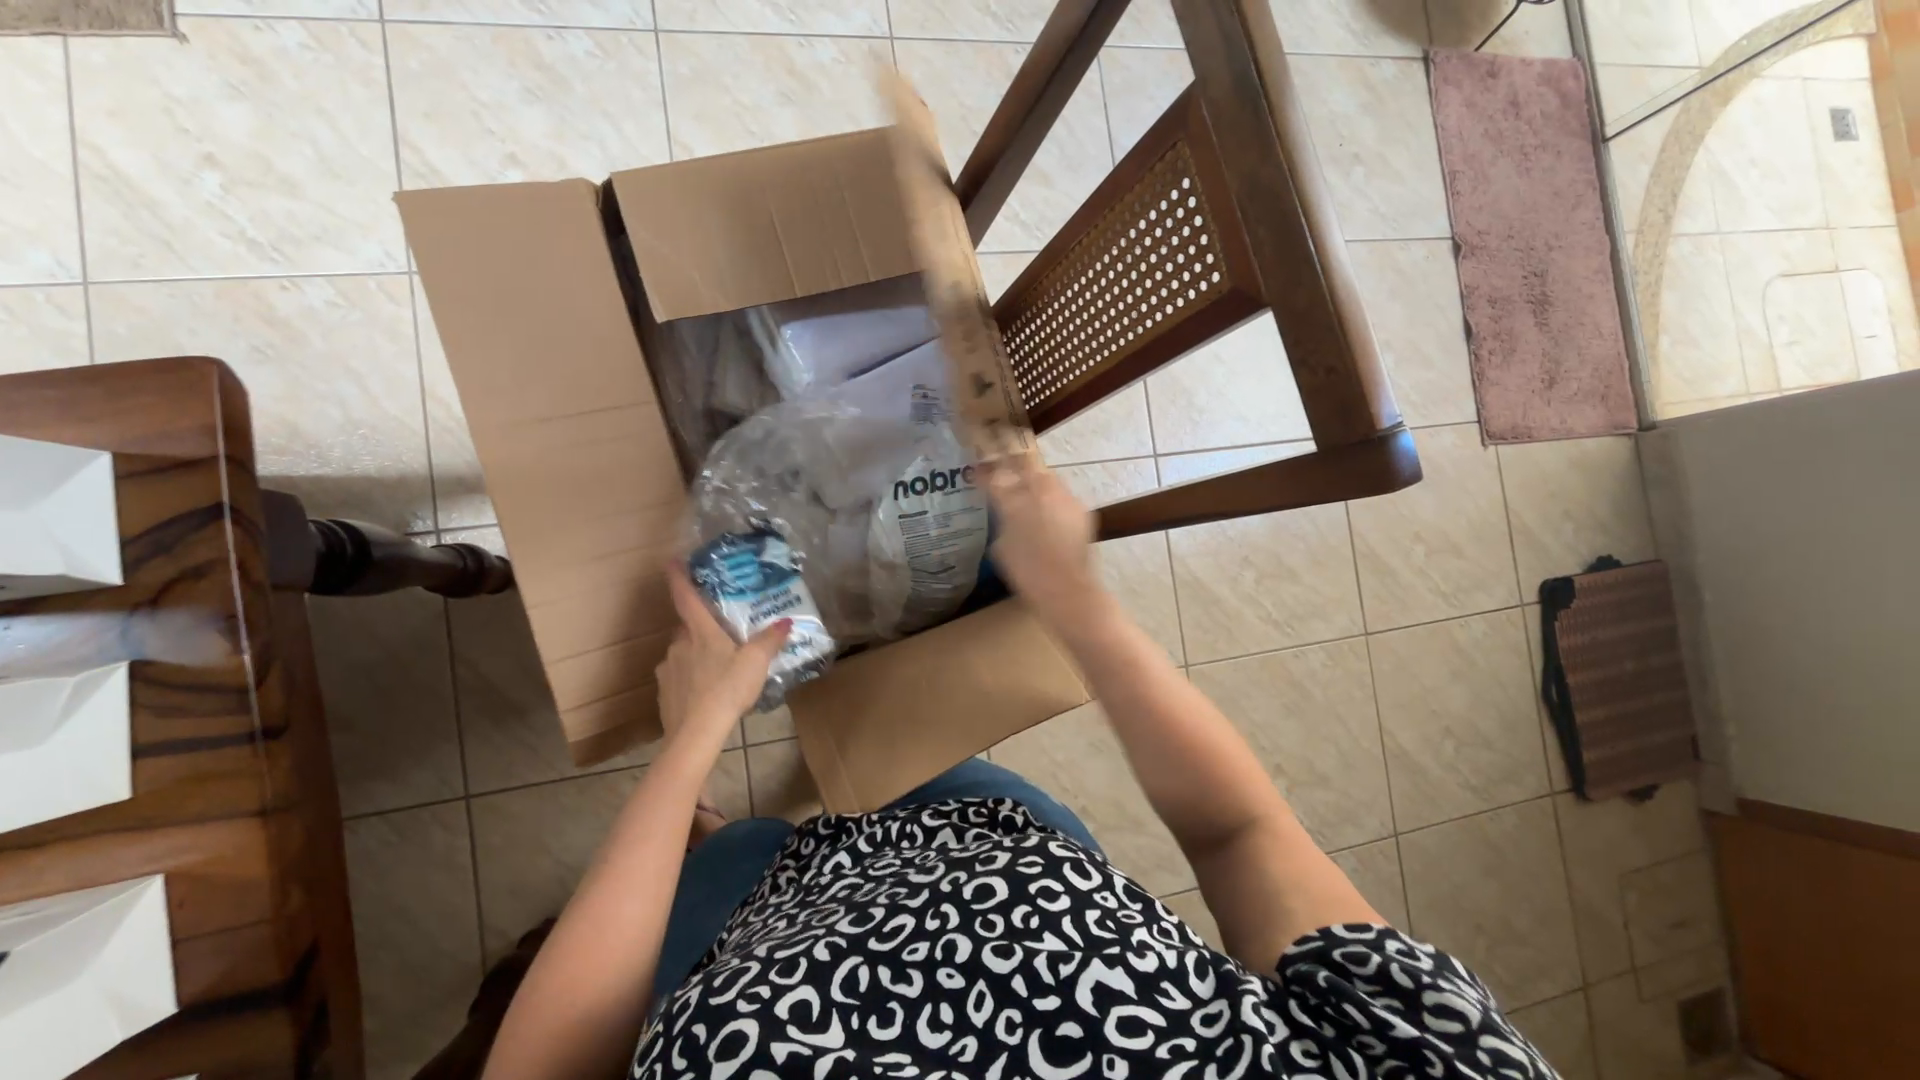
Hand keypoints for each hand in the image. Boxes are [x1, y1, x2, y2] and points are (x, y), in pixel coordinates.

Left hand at [656, 567, 791, 745]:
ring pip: (681, 654)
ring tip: (717, 671)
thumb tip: (785, 621)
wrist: (696, 733)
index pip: (686, 597)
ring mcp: (667, 670)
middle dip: (700, 629)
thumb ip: (770, 640)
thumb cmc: (727, 689)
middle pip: (686, 629)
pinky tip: (705, 694)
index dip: (679, 577)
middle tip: (721, 636)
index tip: (672, 560)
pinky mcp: (663, 693)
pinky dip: (690, 681)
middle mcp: (678, 645)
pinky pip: (678, 679)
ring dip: (695, 657)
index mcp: (700, 632)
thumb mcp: (756, 663)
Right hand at [981, 452, 1110, 637]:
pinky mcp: (1081, 509)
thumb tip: (1003, 510)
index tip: (978, 471)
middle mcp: (1040, 492)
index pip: (994, 477)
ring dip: (1035, 482)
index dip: (985, 473)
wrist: (1066, 588)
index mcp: (1013, 501)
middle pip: (1024, 467)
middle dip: (1013, 468)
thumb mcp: (1001, 547)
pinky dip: (1053, 499)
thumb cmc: (1026, 573)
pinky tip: (1049, 512)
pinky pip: (1062, 495)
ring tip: (1028, 492)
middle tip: (1005, 474)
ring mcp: (1063, 498)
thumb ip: (1002, 520)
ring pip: (1046, 478)